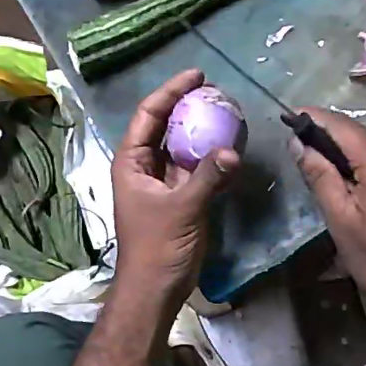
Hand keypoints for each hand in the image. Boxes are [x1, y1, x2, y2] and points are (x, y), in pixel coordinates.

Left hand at [109, 69, 239, 315]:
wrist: (155, 290)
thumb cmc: (158, 247)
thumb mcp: (182, 208)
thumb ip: (208, 177)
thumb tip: (234, 150)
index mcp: (131, 161)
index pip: (149, 114)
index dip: (170, 91)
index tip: (197, 75)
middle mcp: (144, 166)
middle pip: (166, 126)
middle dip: (189, 106)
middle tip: (218, 92)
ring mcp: (162, 182)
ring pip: (183, 147)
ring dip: (203, 131)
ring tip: (229, 113)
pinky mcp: (180, 198)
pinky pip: (197, 168)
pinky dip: (213, 157)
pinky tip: (233, 147)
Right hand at [291, 108, 365, 328]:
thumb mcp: (342, 222)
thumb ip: (320, 178)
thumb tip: (298, 144)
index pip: (342, 125)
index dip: (313, 117)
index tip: (287, 117)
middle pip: (358, 132)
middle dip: (327, 136)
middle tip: (298, 151)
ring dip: (346, 149)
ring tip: (321, 168)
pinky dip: (365, 159)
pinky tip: (352, 180)